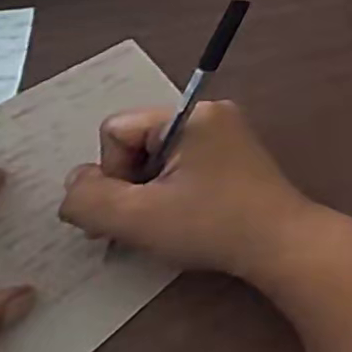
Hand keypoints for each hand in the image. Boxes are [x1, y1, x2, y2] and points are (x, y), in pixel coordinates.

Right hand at [58, 101, 312, 277]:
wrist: (277, 239)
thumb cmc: (210, 223)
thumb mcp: (137, 217)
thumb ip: (90, 198)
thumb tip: (74, 180)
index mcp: (190, 113)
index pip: (118, 129)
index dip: (111, 171)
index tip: (130, 205)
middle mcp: (210, 111)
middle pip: (139, 140)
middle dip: (129, 182)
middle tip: (142, 220)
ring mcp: (226, 130)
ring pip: (160, 154)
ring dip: (149, 189)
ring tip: (164, 221)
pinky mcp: (235, 151)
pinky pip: (185, 160)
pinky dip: (173, 188)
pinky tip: (184, 216)